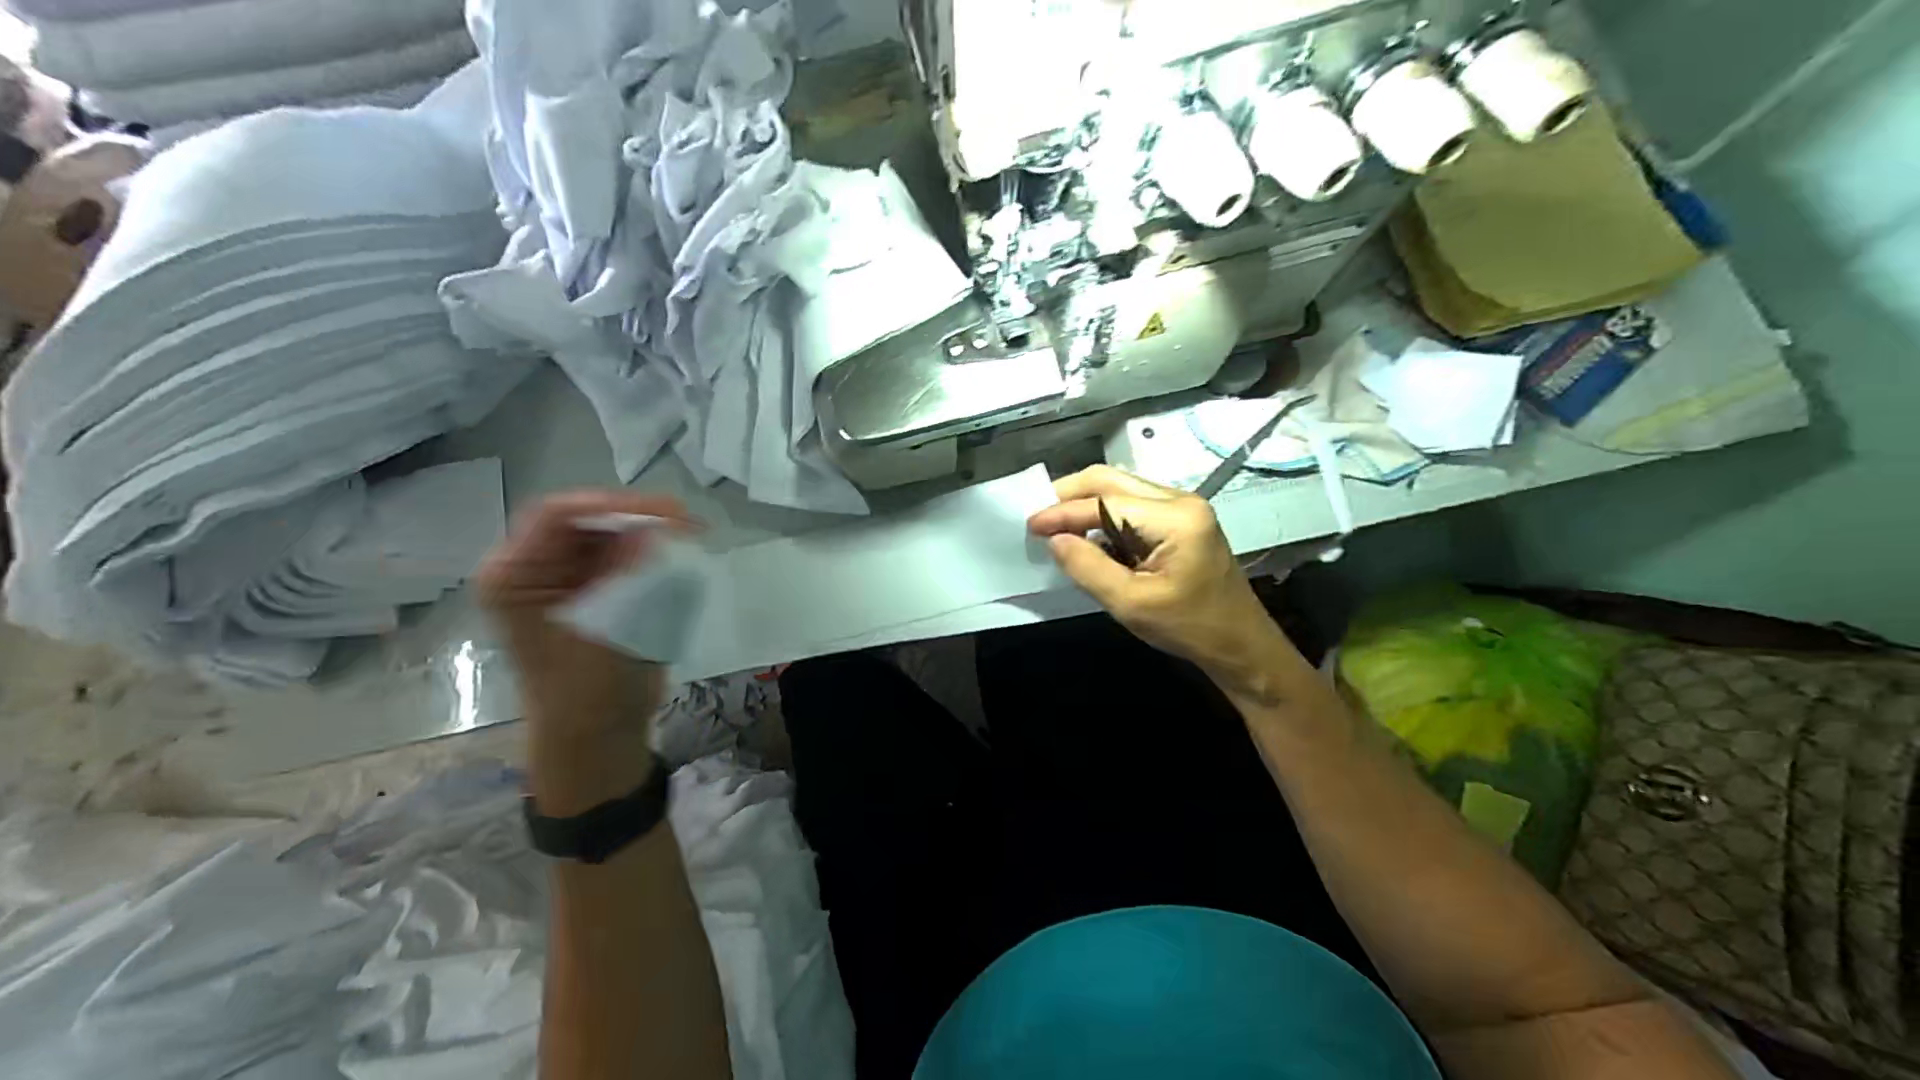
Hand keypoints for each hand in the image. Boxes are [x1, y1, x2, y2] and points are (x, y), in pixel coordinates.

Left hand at [478, 491, 699, 740]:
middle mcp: (535, 567)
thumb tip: (652, 529)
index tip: (666, 512)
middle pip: (586, 519)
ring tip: (689, 535)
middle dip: (636, 517)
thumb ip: (625, 576)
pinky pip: (623, 554)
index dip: (612, 504)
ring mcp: (566, 577)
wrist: (597, 735)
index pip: (557, 515)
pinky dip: (651, 552)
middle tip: (688, 522)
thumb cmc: (587, 692)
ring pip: (608, 533)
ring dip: (647, 532)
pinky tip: (677, 556)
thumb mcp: (604, 630)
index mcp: (515, 575)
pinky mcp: (594, 589)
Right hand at [1026, 466, 1290, 687]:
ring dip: (1086, 504)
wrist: (1240, 645)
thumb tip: (1055, 539)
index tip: (1030, 525)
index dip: (1063, 512)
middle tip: (1039, 515)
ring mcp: (1183, 508)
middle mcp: (1181, 501)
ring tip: (1056, 525)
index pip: (1105, 502)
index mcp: (1176, 517)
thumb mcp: (1131, 604)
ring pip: (1121, 489)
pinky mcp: (1181, 522)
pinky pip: (1133, 506)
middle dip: (1070, 494)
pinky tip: (1087, 535)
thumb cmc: (1190, 628)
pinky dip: (1104, 516)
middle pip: (1112, 480)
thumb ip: (1089, 567)